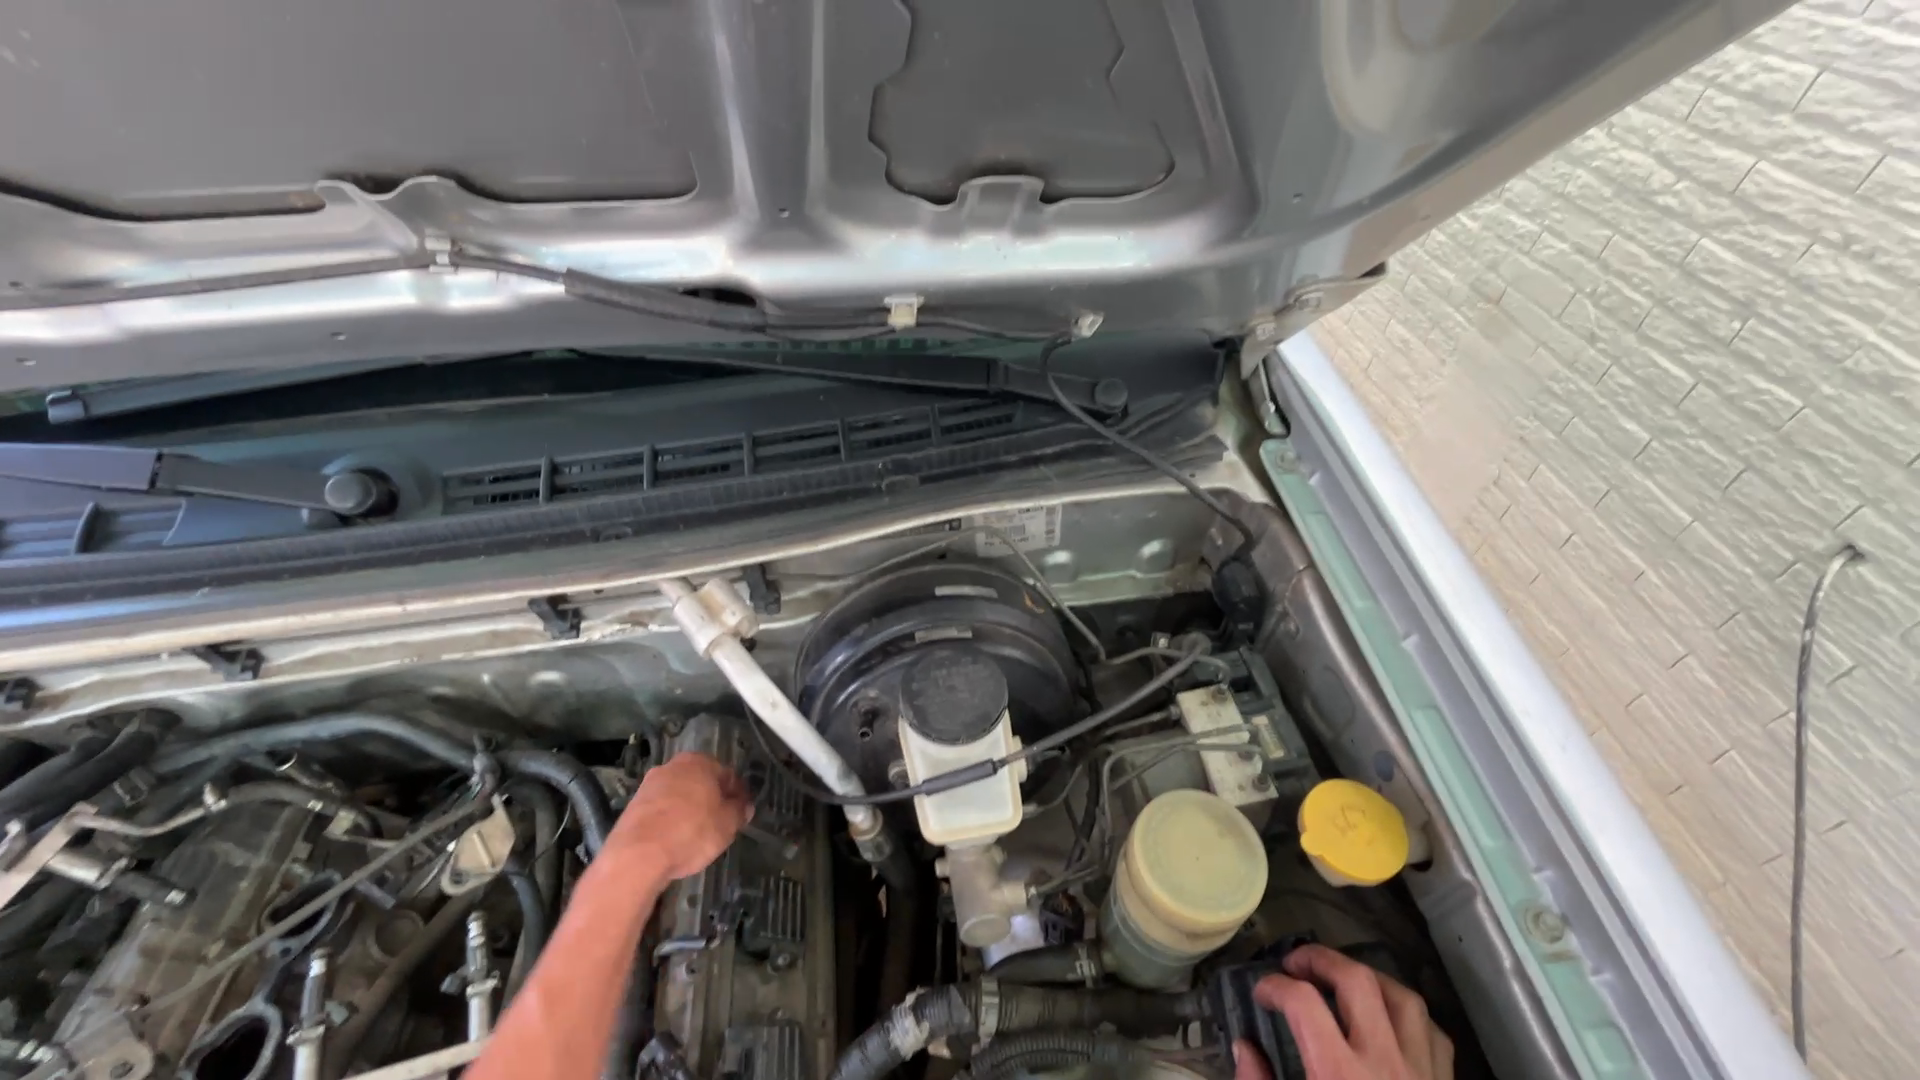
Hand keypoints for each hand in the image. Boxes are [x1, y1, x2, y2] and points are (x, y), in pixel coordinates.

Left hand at [609, 752, 753, 879]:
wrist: (637, 856)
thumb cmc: (691, 832)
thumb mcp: (727, 825)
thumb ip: (739, 811)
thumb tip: (744, 806)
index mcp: (699, 762)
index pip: (727, 775)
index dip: (737, 795)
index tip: (741, 812)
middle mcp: (672, 766)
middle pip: (700, 782)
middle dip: (711, 799)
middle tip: (720, 823)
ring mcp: (648, 785)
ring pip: (678, 795)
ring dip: (689, 809)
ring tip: (696, 834)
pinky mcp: (632, 806)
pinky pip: (660, 810)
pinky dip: (670, 820)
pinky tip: (674, 840)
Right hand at [1231, 944, 1453, 1079]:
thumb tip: (1245, 1048)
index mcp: (1338, 1075)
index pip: (1303, 1002)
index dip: (1274, 986)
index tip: (1262, 992)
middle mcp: (1384, 1065)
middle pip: (1356, 981)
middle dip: (1320, 961)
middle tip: (1296, 966)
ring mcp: (1423, 1076)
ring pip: (1403, 998)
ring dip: (1369, 980)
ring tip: (1343, 983)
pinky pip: (1434, 1035)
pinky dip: (1408, 1017)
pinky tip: (1390, 1022)